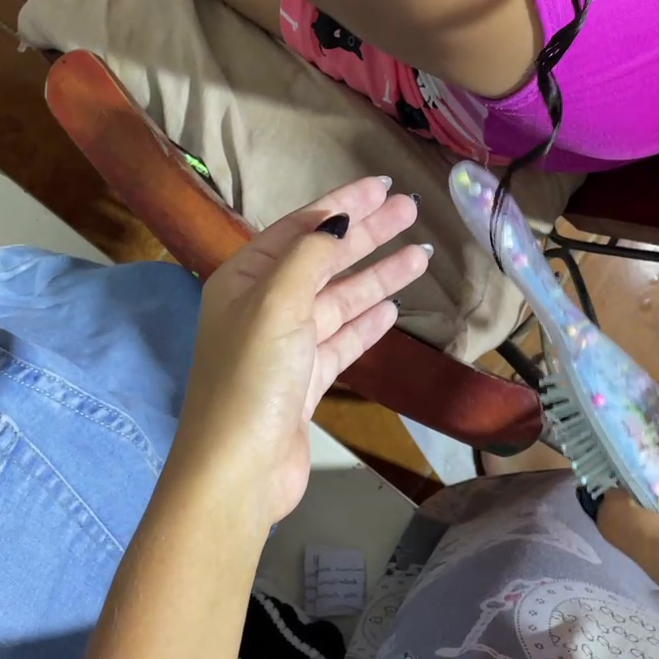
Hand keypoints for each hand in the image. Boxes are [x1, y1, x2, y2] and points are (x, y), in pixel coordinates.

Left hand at [169, 177, 427, 526]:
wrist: (239, 472)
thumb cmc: (252, 377)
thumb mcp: (277, 302)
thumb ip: (310, 255)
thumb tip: (338, 220)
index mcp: (245, 279)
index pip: (302, 227)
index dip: (343, 203)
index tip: (381, 185)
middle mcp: (264, 305)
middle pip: (324, 259)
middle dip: (367, 234)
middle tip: (410, 210)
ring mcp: (287, 345)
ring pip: (340, 298)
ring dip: (377, 277)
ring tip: (420, 256)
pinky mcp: (306, 380)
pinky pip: (342, 338)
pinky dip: (366, 322)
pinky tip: (392, 308)